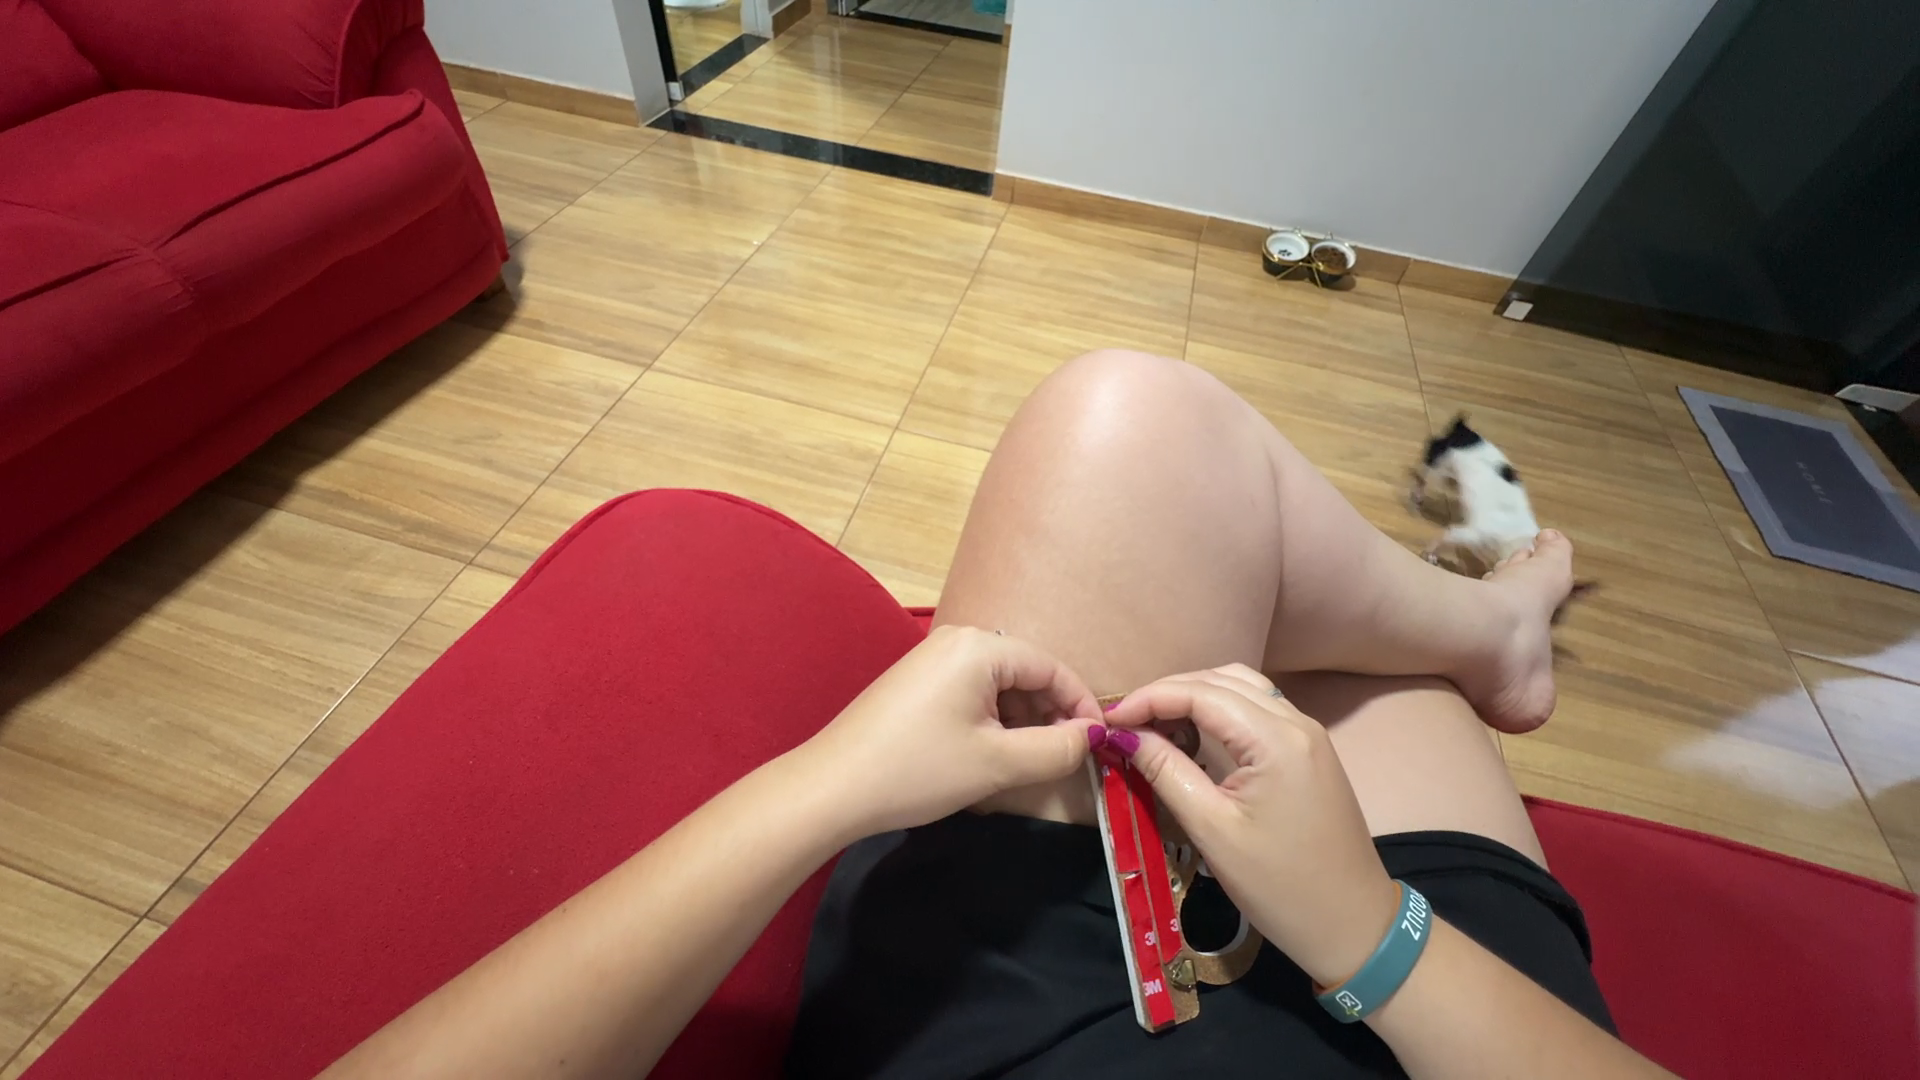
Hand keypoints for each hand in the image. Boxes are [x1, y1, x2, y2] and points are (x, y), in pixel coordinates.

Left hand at [800, 626, 1102, 837]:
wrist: (833, 787)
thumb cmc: (920, 769)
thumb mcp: (998, 763)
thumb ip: (1056, 748)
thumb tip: (1092, 736)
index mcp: (980, 647)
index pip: (1051, 667)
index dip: (1080, 705)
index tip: (1099, 743)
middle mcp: (957, 640)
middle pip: (1024, 673)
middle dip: (1049, 715)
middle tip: (1063, 758)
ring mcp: (933, 658)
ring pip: (998, 685)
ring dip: (1021, 721)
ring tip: (1027, 763)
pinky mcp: (917, 680)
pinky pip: (971, 692)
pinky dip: (991, 720)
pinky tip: (991, 753)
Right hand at [1104, 665, 1399, 986]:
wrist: (1356, 928)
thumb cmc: (1281, 885)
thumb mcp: (1213, 830)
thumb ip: (1166, 771)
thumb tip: (1124, 734)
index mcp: (1275, 739)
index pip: (1199, 693)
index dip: (1149, 699)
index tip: (1110, 720)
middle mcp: (1295, 722)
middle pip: (1218, 680)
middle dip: (1167, 693)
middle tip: (1126, 722)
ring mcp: (1306, 733)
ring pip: (1239, 685)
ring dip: (1192, 695)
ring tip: (1154, 723)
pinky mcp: (1307, 748)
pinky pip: (1256, 706)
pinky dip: (1218, 707)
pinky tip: (1193, 730)